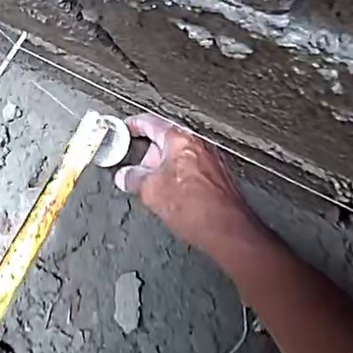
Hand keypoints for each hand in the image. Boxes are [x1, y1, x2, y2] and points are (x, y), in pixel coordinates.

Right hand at [115, 114, 268, 257]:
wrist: (228, 229)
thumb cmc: (198, 209)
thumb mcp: (152, 192)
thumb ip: (134, 178)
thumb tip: (126, 175)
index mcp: (180, 140)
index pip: (152, 123)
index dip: (134, 124)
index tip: (125, 128)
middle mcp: (197, 143)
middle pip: (165, 139)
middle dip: (148, 153)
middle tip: (136, 169)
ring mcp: (210, 157)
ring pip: (179, 155)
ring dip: (164, 167)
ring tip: (156, 188)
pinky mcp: (217, 174)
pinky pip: (191, 167)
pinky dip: (179, 175)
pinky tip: (175, 194)